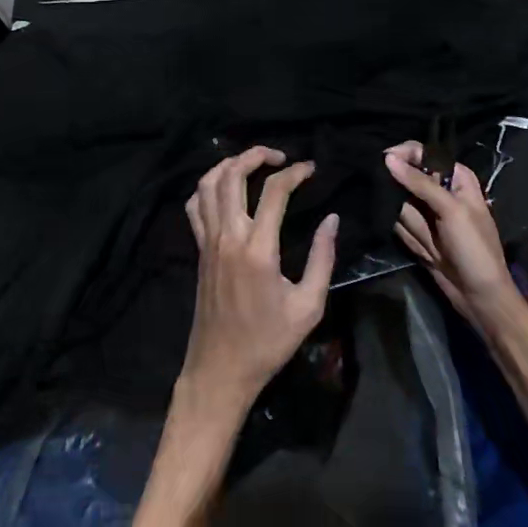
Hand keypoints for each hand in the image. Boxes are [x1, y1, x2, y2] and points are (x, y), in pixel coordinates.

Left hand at [180, 146, 338, 411]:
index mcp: (257, 250)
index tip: (312, 169)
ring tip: (253, 164)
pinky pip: (195, 207)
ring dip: (229, 165)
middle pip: (232, 175)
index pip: (275, 191)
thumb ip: (322, 258)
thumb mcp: (308, 307)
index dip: (296, 172)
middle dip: (256, 155)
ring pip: (207, 185)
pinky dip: (208, 188)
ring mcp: (207, 243)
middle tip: (280, 156)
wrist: (219, 373)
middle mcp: (228, 237)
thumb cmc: (268, 343)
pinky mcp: (198, 252)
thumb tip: (332, 219)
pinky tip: (226, 190)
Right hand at [384, 141, 526, 335]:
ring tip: (426, 237)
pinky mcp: (417, 233)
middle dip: (399, 189)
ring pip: (400, 202)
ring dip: (405, 218)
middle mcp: (440, 191)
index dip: (404, 154)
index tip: (382, 160)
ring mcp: (427, 214)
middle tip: (398, 201)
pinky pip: (399, 224)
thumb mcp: (451, 210)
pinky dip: (404, 233)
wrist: (479, 296)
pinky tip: (421, 247)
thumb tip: (388, 158)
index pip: (424, 154)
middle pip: (407, 177)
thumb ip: (420, 183)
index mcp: (456, 177)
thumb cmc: (474, 247)